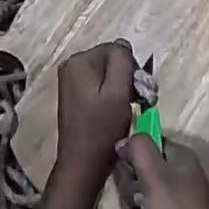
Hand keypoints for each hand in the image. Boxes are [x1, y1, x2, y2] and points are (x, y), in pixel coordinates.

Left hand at [54, 41, 137, 189]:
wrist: (83, 164)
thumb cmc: (102, 128)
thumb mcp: (118, 91)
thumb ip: (122, 61)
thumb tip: (123, 44)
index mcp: (79, 61)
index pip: (117, 50)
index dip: (131, 69)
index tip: (137, 93)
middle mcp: (71, 66)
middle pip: (111, 61)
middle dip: (126, 78)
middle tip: (137, 101)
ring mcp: (70, 81)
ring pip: (107, 74)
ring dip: (121, 88)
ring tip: (128, 108)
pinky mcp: (74, 96)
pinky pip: (99, 86)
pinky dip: (111, 96)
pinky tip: (116, 112)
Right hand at [116, 135, 208, 208]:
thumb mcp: (156, 176)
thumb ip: (138, 149)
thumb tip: (123, 141)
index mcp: (179, 161)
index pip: (146, 146)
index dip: (133, 160)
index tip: (132, 172)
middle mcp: (177, 182)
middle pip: (136, 179)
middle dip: (132, 197)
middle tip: (144, 206)